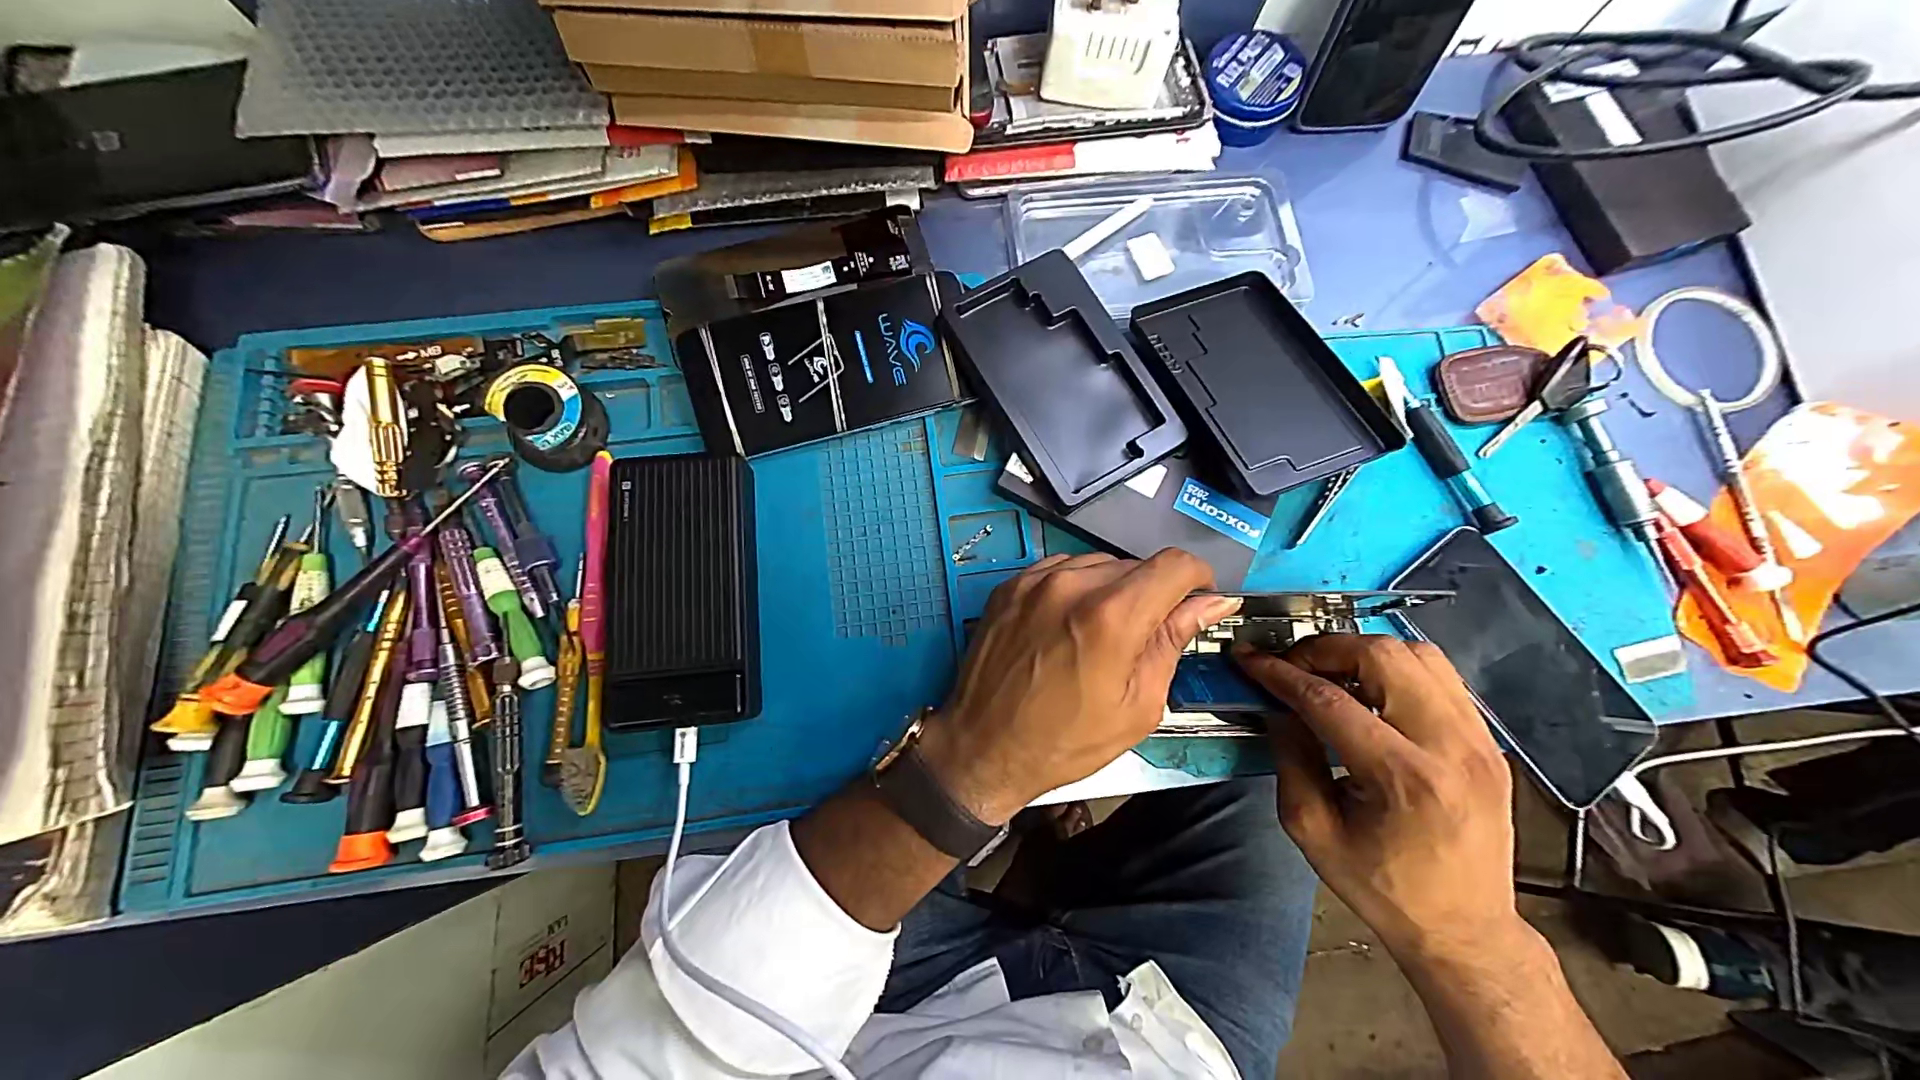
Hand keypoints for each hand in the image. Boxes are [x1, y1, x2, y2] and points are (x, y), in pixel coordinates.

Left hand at [917, 551, 1237, 824]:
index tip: (1195, 601)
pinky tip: (1068, 624)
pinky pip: (1061, 570)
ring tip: (1098, 635)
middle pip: (1137, 564)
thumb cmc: (1062, 741)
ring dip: (1112, 589)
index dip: (1197, 582)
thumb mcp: (1138, 704)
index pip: (1176, 565)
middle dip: (1152, 594)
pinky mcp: (1010, 585)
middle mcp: (1071, 585)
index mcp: (1111, 616)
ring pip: (1099, 564)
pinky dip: (1075, 589)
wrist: (984, 747)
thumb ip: (1174, 641)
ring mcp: (1035, 581)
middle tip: (1142, 637)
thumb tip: (1210, 603)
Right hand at [1234, 635, 1526, 963]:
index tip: (1251, 659)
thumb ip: (1291, 755)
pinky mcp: (1489, 741)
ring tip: (1329, 672)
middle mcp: (1451, 748)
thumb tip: (1277, 703)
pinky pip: (1440, 676)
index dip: (1281, 673)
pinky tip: (1368, 688)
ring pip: (1418, 654)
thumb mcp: (1312, 827)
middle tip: (1293, 665)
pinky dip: (1395, 668)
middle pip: (1382, 657)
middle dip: (1324, 650)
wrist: (1464, 928)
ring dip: (1362, 652)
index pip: (1329, 699)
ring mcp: (1479, 741)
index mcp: (1403, 778)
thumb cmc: (1382, 886)